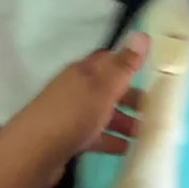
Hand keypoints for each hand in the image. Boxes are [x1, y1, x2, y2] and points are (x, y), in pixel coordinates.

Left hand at [0, 32, 149, 187]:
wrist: (32, 154)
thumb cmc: (72, 115)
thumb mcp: (102, 88)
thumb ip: (124, 65)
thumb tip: (142, 33)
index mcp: (83, 72)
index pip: (109, 60)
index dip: (129, 63)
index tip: (153, 72)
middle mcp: (75, 89)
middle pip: (107, 88)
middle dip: (130, 97)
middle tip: (156, 110)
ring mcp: (70, 114)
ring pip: (102, 113)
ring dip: (123, 121)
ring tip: (146, 134)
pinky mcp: (67, 139)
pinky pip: (94, 135)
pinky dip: (110, 140)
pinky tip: (126, 150)